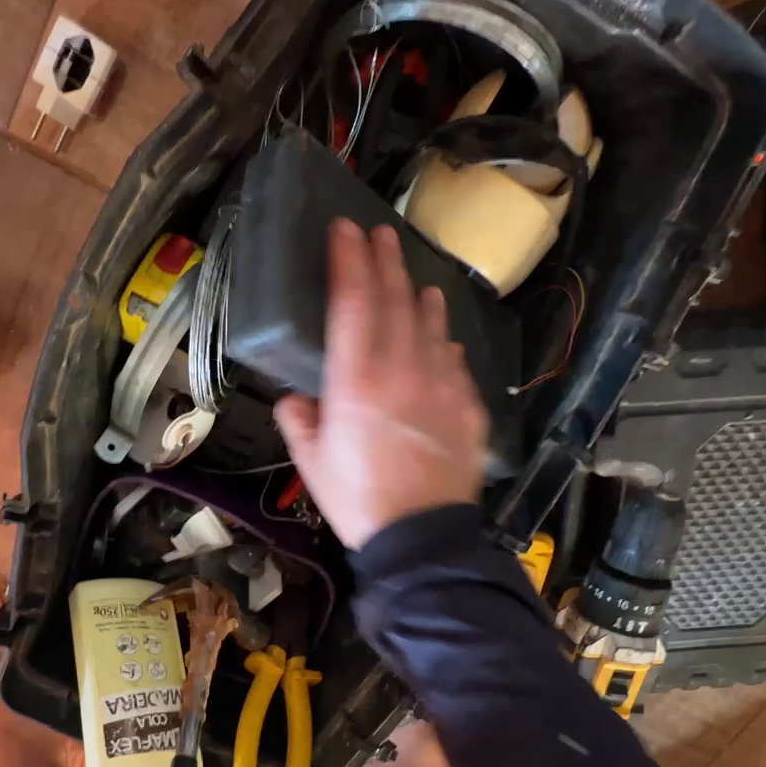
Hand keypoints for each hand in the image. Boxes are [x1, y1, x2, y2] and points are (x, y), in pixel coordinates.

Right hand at [275, 220, 489, 548]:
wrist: (421, 537)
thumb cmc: (358, 499)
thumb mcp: (312, 462)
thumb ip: (299, 419)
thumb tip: (297, 397)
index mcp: (357, 380)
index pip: (353, 302)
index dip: (348, 260)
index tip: (345, 229)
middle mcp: (403, 370)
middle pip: (396, 300)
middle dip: (386, 261)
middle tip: (380, 233)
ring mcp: (442, 385)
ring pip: (432, 325)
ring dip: (420, 296)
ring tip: (414, 279)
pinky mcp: (468, 406)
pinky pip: (455, 361)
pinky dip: (443, 341)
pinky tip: (440, 337)